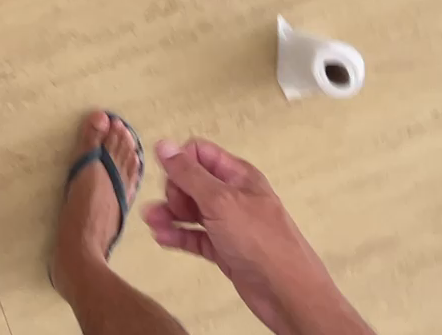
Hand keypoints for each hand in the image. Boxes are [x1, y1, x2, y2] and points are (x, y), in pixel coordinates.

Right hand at [142, 138, 372, 334]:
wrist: (290, 298)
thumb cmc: (257, 240)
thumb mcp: (220, 201)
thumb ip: (188, 173)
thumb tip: (162, 144)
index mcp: (237, 175)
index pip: (199, 153)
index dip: (180, 162)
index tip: (170, 179)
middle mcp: (232, 195)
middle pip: (191, 181)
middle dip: (173, 191)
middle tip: (173, 207)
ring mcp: (228, 224)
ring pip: (191, 210)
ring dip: (170, 213)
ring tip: (151, 222)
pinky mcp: (224, 250)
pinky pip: (195, 235)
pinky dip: (178, 234)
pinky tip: (161, 237)